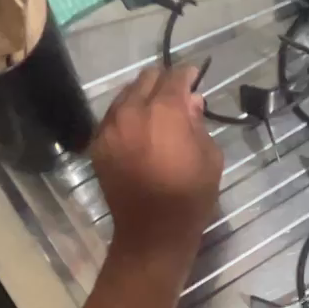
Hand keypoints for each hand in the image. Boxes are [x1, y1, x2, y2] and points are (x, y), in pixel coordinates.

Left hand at [90, 65, 222, 266]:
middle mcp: (132, 111)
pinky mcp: (98, 145)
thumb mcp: (210, 158)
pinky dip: (126, 117)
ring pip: (125, 95)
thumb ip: (199, 124)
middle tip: (176, 96)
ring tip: (155, 113)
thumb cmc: (190, 198)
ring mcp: (110, 128)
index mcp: (165, 112)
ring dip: (142, 98)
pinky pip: (112, 118)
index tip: (195, 78)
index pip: (175, 76)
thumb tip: (192, 102)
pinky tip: (138, 131)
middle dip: (163, 83)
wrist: (152, 233)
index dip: (188, 74)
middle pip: (146, 79)